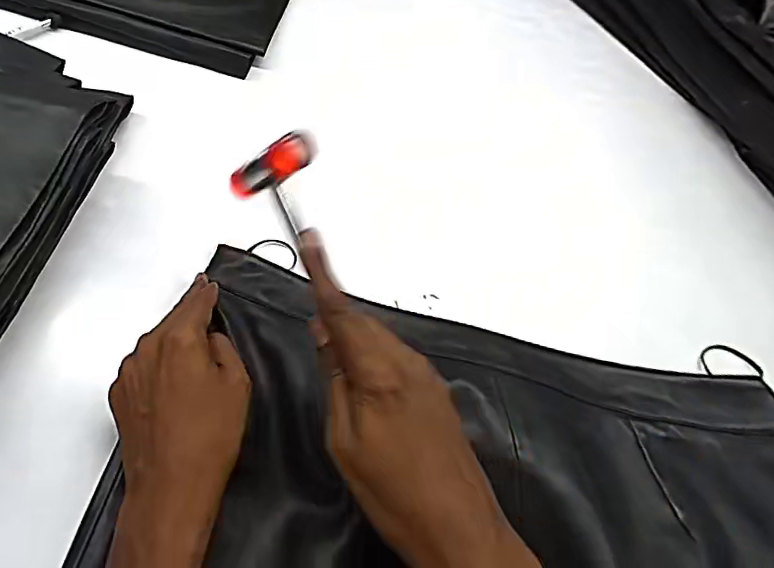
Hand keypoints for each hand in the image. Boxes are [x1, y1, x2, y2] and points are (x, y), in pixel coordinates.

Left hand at [108, 275, 251, 567]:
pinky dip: (156, 370)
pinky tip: (173, 393)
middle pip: (172, 320)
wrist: (170, 490)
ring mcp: (130, 371)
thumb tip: (212, 339)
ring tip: (193, 373)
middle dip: (189, 318)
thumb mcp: (237, 386)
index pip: (195, 301)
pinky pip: (142, 368)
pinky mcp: (120, 393)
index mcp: (178, 339)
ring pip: (155, 344)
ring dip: (172, 347)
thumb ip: (224, 348)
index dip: (205, 292)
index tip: (208, 285)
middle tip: (204, 317)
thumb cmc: (204, 444)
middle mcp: (148, 348)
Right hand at [303, 232, 538, 567]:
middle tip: (315, 338)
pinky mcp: (436, 389)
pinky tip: (369, 393)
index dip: (322, 272)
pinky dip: (375, 358)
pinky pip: (396, 356)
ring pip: (378, 337)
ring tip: (341, 381)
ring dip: (355, 342)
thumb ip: (334, 377)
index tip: (312, 240)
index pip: (340, 310)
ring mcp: (425, 375)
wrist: (462, 534)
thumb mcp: (344, 440)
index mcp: (379, 373)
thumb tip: (324, 334)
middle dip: (335, 320)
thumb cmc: (398, 495)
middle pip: (360, 321)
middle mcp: (407, 364)